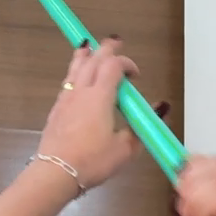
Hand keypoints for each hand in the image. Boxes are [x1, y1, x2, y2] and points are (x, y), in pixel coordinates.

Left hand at [35, 39, 164, 189]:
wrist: (55, 171)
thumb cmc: (92, 161)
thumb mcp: (124, 149)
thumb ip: (141, 127)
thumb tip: (160, 108)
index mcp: (100, 97)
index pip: (114, 66)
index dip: (126, 63)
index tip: (135, 74)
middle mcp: (82, 91)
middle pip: (93, 59)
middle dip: (106, 49)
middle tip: (116, 43)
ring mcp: (66, 97)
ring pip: (76, 66)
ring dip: (86, 55)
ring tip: (89, 46)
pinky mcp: (56, 107)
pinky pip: (68, 80)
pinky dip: (75, 71)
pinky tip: (77, 77)